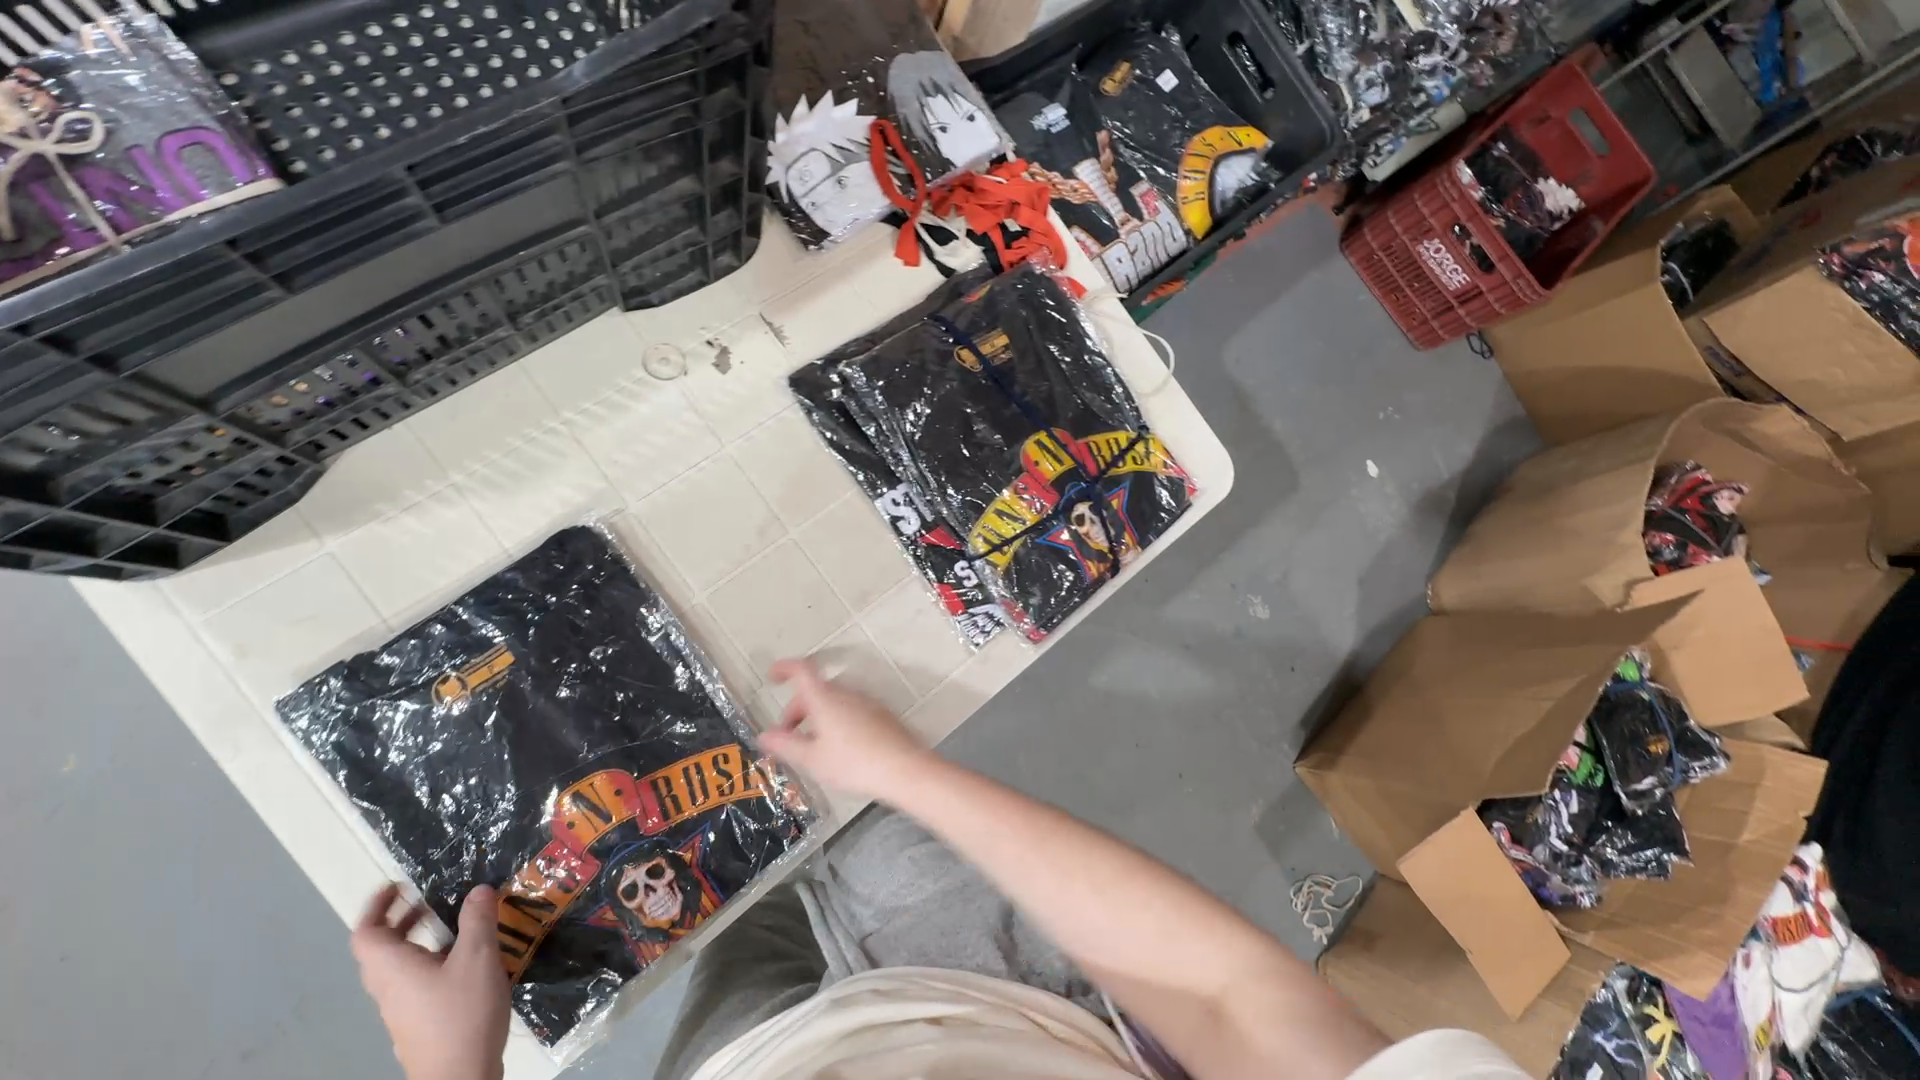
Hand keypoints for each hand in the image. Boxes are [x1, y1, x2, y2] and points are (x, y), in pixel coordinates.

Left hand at [351, 884, 509, 1079]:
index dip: (376, 906)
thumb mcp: (478, 957)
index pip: (366, 933)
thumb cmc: (462, 1013)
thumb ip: (478, 920)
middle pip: (380, 950)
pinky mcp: (417, 1026)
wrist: (458, 1078)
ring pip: (397, 968)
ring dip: (417, 942)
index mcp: (393, 968)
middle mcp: (388, 988)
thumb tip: (478, 890)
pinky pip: (413, 984)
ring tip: (452, 928)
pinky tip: (464, 966)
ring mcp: (400, 1011)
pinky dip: (429, 964)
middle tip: (429, 900)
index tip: (398, 886)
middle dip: (400, 921)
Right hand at [760, 658, 941, 803]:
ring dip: (817, 716)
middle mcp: (847, 693)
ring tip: (813, 746)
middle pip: (816, 690)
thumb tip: (764, 735)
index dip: (785, 668)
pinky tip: (840, 748)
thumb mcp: (812, 759)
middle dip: (797, 708)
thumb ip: (785, 745)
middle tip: (789, 735)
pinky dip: (836, 720)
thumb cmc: (853, 763)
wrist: (905, 769)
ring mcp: (867, 702)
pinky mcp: (882, 715)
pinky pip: (851, 710)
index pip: (802, 670)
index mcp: (825, 698)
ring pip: (834, 701)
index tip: (773, 676)